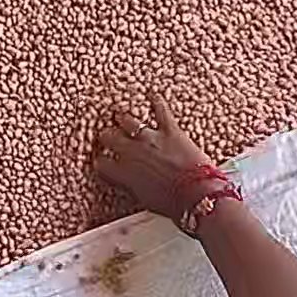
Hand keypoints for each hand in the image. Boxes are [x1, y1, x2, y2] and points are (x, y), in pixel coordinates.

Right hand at [94, 93, 224, 220]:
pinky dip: (156, 101)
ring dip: (124, 119)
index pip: (102, 163)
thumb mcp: (145, 199)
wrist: (195, 194)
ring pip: (129, 121)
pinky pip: (160, 110)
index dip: (101, 162)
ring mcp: (150, 138)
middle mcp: (132, 152)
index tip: (102, 161)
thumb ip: (133, 186)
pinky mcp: (169, 130)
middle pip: (110, 138)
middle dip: (107, 137)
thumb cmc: (172, 202)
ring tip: (120, 116)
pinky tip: (152, 94)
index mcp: (123, 172)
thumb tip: (130, 182)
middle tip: (106, 136)